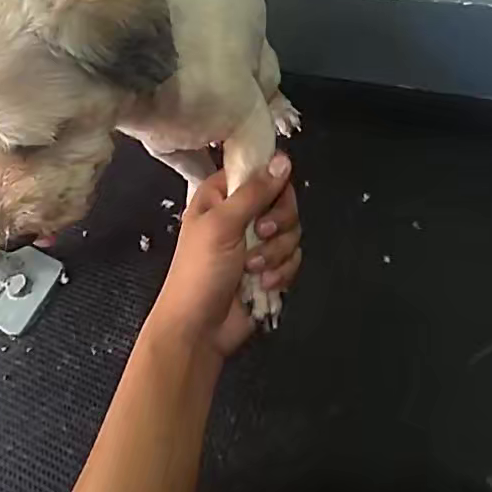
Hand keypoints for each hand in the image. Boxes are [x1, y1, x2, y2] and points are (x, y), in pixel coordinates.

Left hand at [147, 153, 301, 357]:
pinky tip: (263, 285)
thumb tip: (283, 160)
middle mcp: (241, 212)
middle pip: (283, 200)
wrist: (198, 331)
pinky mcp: (270, 266)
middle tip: (261, 235)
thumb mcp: (222, 224)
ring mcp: (256, 241)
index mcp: (222, 194)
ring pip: (291, 230)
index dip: (272, 182)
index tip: (273, 197)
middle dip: (278, 223)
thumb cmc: (200, 272)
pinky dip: (281, 272)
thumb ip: (255, 191)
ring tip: (253, 269)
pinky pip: (293, 256)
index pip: (260, 170)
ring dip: (276, 253)